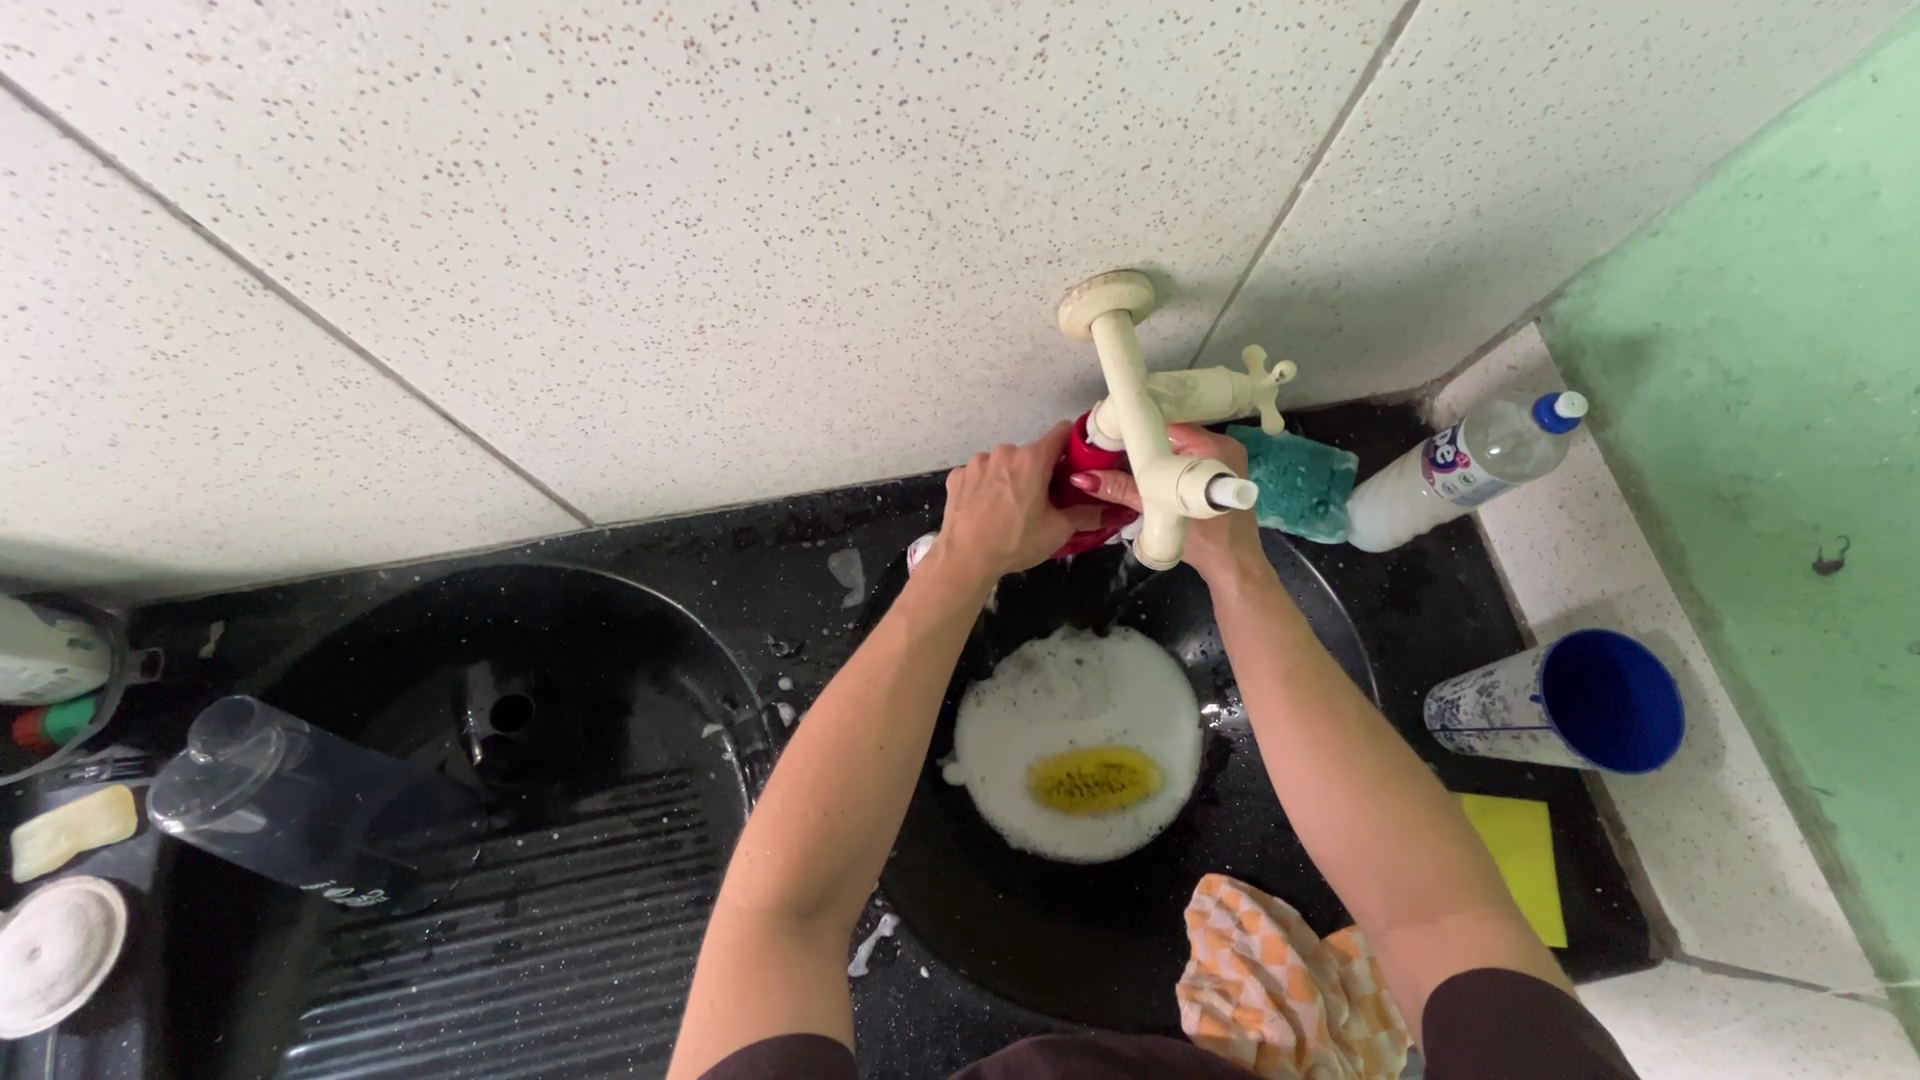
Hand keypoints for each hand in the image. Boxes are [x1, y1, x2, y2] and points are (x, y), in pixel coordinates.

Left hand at [933, 422, 1106, 588]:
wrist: (964, 559)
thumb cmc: (1015, 542)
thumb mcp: (1058, 530)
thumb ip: (1087, 514)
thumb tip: (1114, 510)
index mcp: (1032, 459)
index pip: (1062, 432)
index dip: (1073, 445)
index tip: (1076, 463)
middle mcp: (1004, 452)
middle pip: (1031, 453)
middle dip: (1039, 471)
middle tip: (1042, 500)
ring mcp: (977, 463)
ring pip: (1003, 463)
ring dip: (1010, 477)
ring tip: (1009, 508)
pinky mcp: (957, 476)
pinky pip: (979, 475)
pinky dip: (985, 486)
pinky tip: (984, 509)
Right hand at [1067, 424, 1270, 587]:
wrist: (1233, 565)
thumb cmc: (1203, 539)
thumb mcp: (1157, 511)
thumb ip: (1122, 489)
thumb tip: (1084, 478)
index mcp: (1211, 447)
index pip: (1168, 422)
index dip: (1140, 423)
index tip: (1114, 428)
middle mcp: (1222, 445)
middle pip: (1175, 432)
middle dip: (1145, 437)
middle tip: (1113, 441)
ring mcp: (1226, 458)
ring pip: (1182, 445)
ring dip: (1157, 450)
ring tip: (1125, 452)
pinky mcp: (1222, 472)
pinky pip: (1191, 456)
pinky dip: (1171, 460)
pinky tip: (1150, 467)